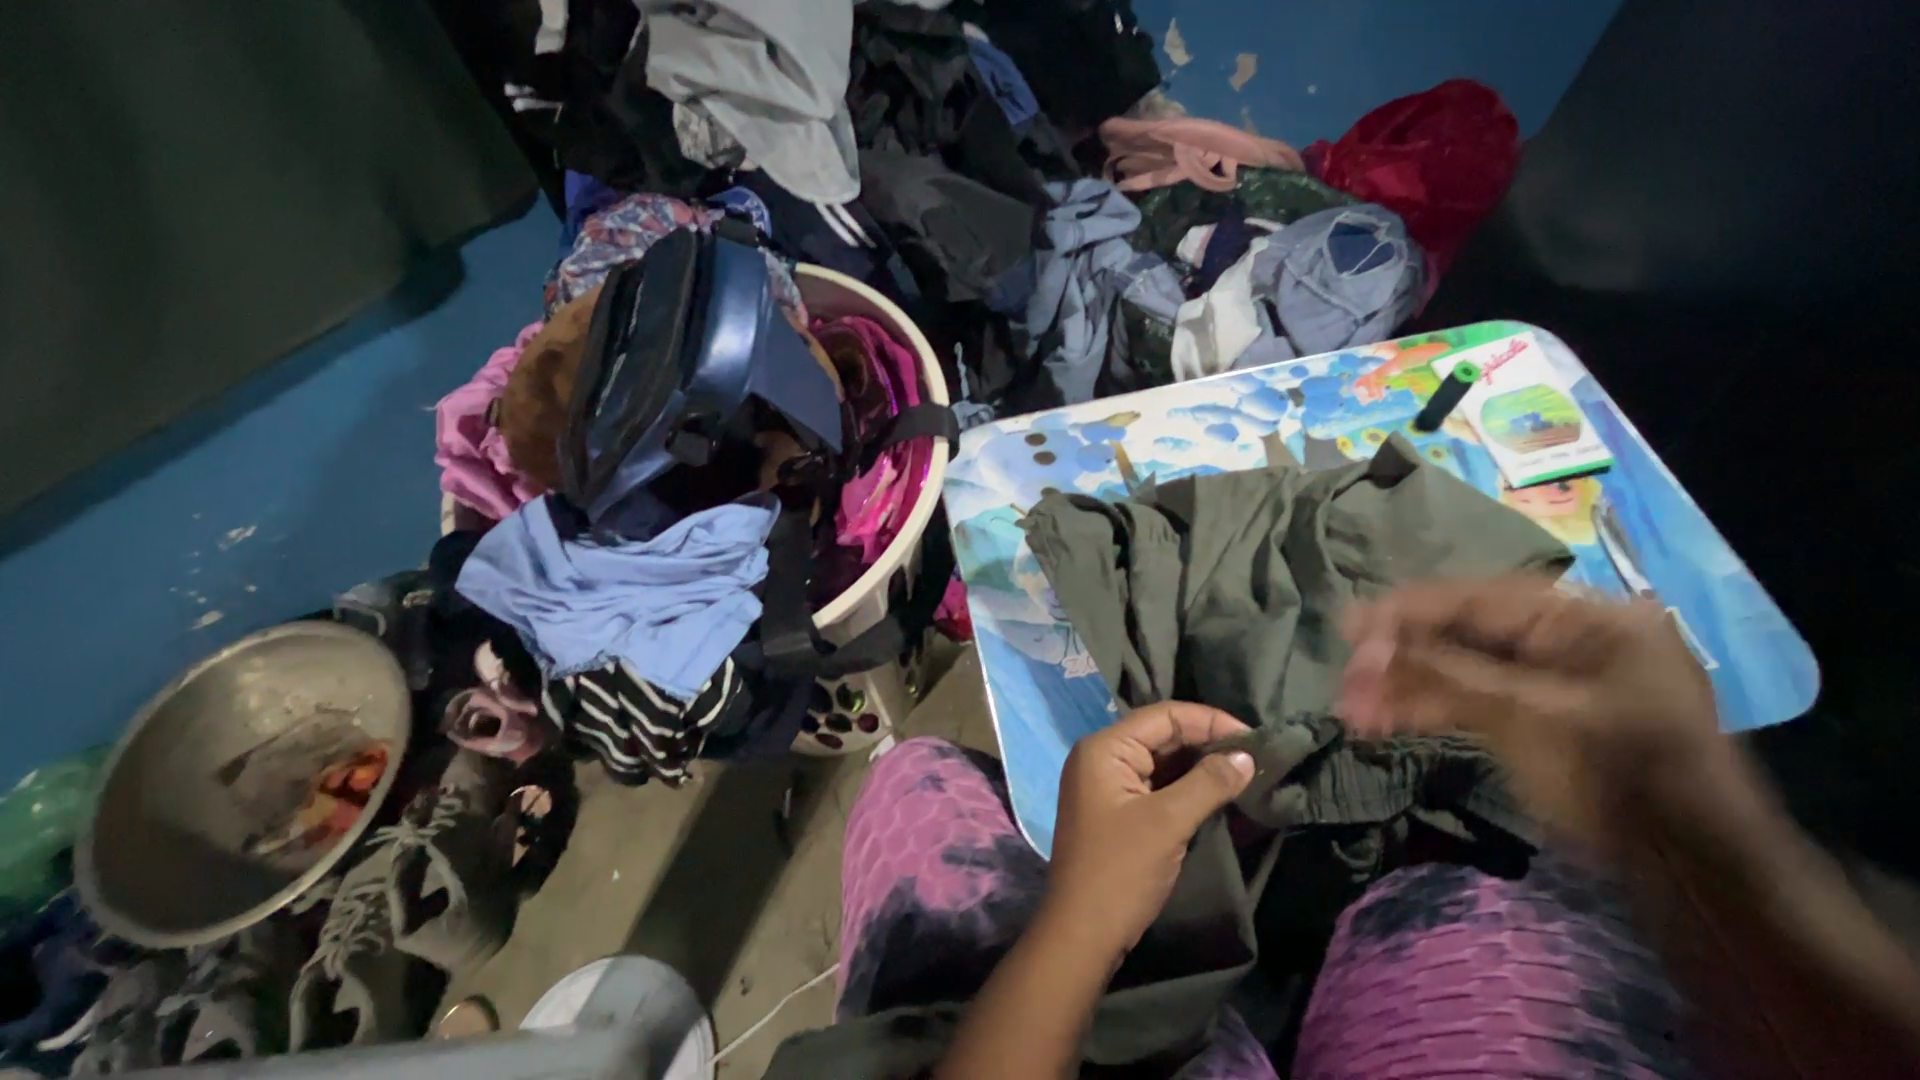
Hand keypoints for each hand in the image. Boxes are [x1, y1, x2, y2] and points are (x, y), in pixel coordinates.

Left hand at [1045, 702, 1255, 959]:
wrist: (1082, 933)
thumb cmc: (1121, 870)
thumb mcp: (1168, 822)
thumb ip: (1208, 783)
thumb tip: (1247, 756)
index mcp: (1104, 748)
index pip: (1164, 716)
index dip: (1210, 721)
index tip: (1255, 737)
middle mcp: (1101, 757)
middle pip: (1162, 735)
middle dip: (1208, 742)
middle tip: (1256, 755)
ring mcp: (1107, 785)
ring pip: (1161, 760)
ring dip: (1201, 764)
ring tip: (1246, 770)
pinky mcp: (1116, 810)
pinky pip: (1156, 785)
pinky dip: (1187, 786)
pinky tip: (1219, 791)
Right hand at [1337, 577, 1726, 853]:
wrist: (1692, 874)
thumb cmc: (1623, 778)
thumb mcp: (1533, 718)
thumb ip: (1447, 675)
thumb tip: (1369, 646)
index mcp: (1586, 620)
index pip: (1477, 600)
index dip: (1407, 612)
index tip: (1348, 625)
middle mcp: (1568, 641)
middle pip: (1462, 634)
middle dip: (1399, 657)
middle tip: (1346, 681)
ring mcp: (1551, 682)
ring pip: (1458, 671)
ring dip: (1404, 688)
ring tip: (1352, 710)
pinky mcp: (1536, 720)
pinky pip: (1469, 701)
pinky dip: (1427, 710)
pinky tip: (1382, 721)